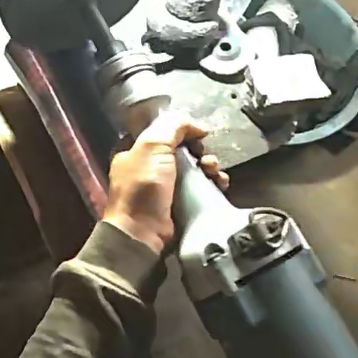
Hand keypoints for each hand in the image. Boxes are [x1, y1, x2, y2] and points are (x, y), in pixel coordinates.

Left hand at [102, 113, 228, 252]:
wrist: (143, 232)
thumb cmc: (144, 185)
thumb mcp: (153, 145)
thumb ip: (174, 126)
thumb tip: (198, 126)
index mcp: (137, 151)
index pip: (165, 132)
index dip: (183, 131)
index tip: (196, 135)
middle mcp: (152, 167)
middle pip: (185, 149)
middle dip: (200, 150)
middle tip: (203, 157)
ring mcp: (168, 187)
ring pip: (197, 168)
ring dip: (210, 166)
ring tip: (213, 171)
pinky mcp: (183, 204)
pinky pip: (203, 187)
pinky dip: (214, 183)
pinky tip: (220, 183)